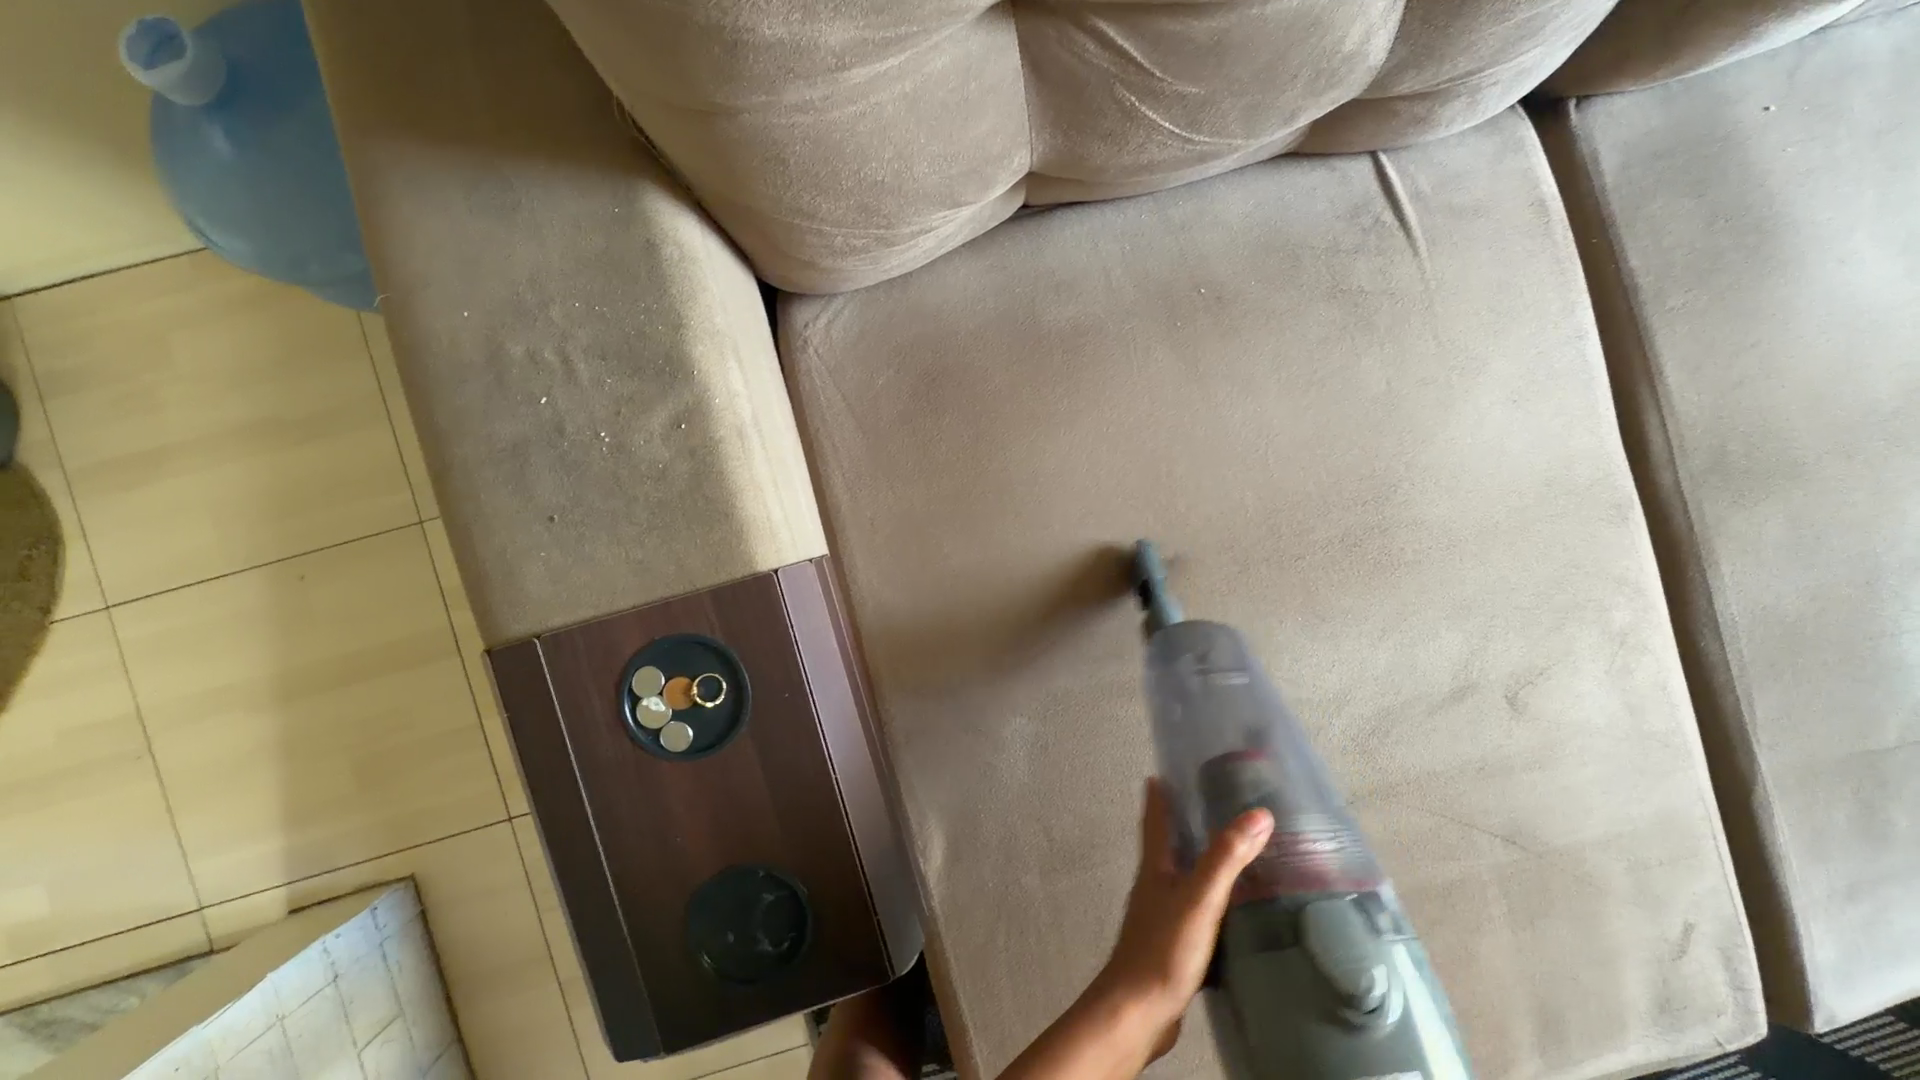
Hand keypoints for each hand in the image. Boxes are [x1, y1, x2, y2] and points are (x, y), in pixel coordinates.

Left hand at [1092, 779, 1274, 1061]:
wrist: (1138, 1011)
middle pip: (1166, 847)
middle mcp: (1154, 887)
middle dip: (1180, 825)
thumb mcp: (1200, 898)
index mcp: (1155, 869)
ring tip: (1226, 854)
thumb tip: (1258, 814)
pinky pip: (1192, 911)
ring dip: (1197, 863)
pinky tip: (1229, 911)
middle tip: (1206, 806)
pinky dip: (1209, 900)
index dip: (1158, 797)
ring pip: (1180, 879)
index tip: (1160, 773)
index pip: (1156, 822)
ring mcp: (1160, 918)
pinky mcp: (1171, 946)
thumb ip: (1225, 858)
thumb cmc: (1163, 948)